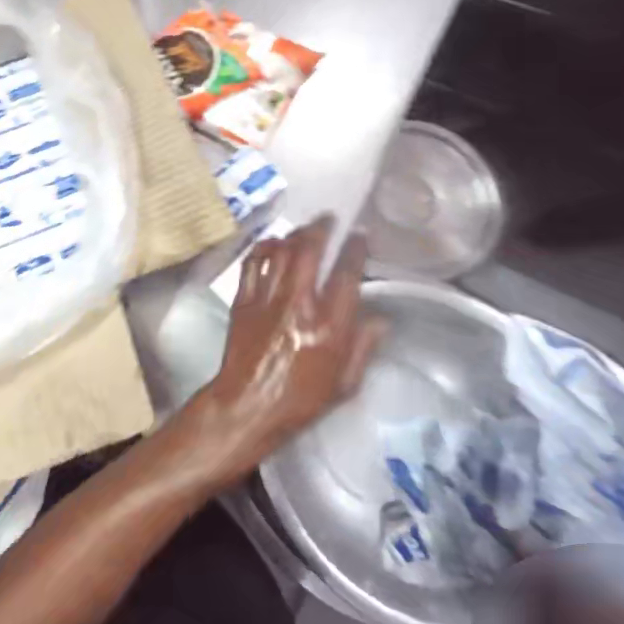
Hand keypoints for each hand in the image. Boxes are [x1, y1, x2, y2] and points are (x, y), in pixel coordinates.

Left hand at [185, 215, 385, 484]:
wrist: (248, 405)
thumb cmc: (301, 400)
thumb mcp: (345, 382)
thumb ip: (364, 346)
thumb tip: (379, 318)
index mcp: (328, 326)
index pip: (345, 275)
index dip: (355, 249)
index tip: (360, 235)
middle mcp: (297, 305)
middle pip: (308, 251)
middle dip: (321, 229)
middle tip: (328, 218)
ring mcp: (266, 299)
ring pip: (280, 252)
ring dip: (294, 234)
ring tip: (304, 228)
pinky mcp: (243, 301)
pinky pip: (252, 264)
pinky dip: (262, 249)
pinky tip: (271, 244)